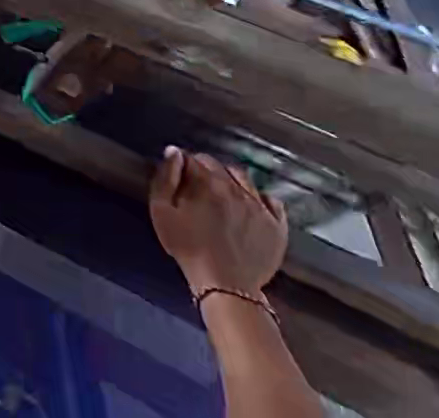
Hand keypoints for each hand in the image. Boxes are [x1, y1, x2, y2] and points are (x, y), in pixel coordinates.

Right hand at [149, 146, 286, 293]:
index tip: (178, 177)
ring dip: (230, 178)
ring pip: (243, 178)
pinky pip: (271, 200)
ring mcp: (259, 205)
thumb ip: (165, 178)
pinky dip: (261, 198)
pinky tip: (251, 206)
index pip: (191, 158)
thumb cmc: (188, 248)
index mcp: (206, 181)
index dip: (182, 164)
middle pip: (216, 165)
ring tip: (222, 193)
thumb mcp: (161, 212)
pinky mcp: (276, 224)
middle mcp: (234, 186)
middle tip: (196, 188)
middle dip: (204, 170)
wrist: (225, 287)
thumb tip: (174, 152)